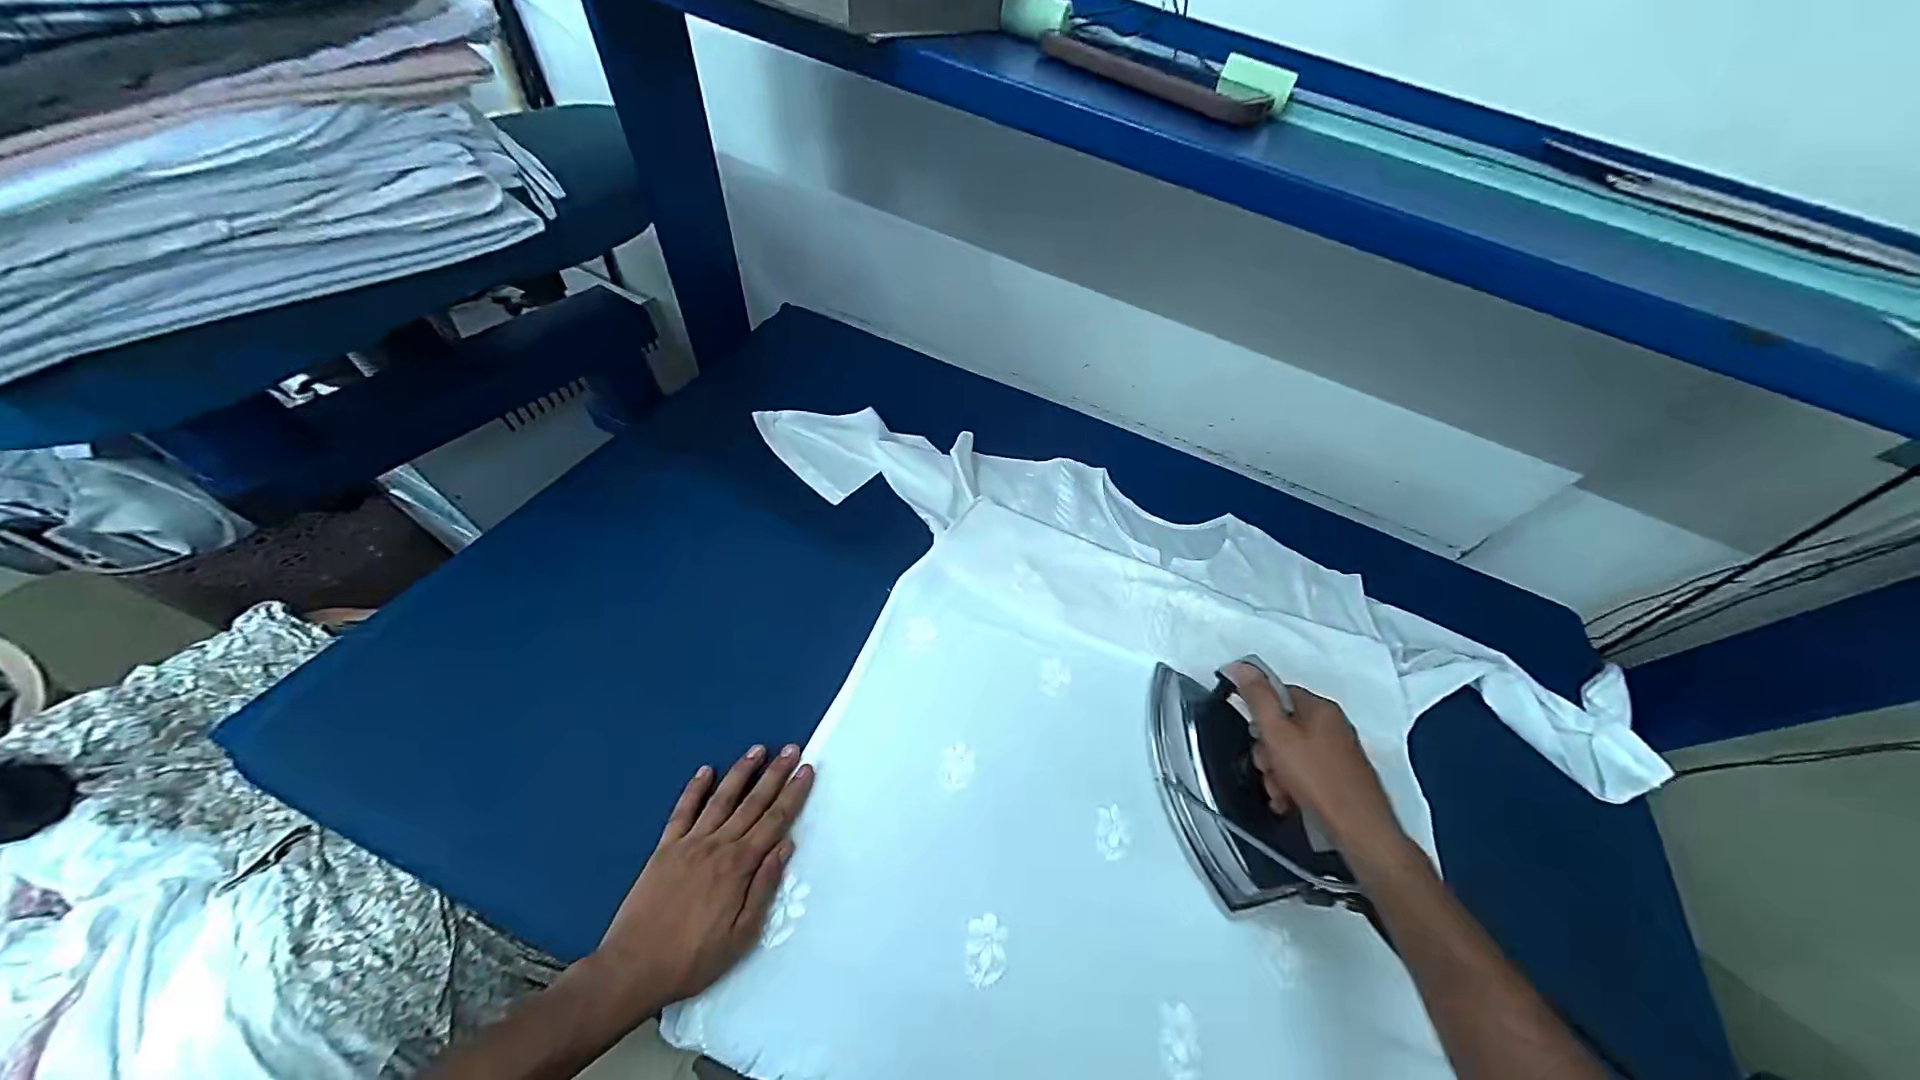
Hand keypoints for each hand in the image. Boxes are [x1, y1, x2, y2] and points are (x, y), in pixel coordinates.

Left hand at [585, 744, 815, 1017]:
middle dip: (775, 773)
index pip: (775, 820)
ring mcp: (688, 844)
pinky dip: (695, 789)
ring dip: (741, 772)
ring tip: (757, 750)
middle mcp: (716, 846)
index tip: (806, 769)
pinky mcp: (664, 849)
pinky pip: (682, 812)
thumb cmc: (693, 959)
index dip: (793, 793)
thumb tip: (785, 846)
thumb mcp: (741, 935)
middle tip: (791, 749)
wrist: (632, 969)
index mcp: (739, 866)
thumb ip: (764, 887)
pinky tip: (706, 771)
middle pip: (753, 802)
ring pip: (721, 799)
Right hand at [1223, 661, 1408, 865]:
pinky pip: (1305, 772)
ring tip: (1280, 790)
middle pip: (1283, 726)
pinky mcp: (1340, 777)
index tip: (1252, 733)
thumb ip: (1257, 697)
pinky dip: (1292, 785)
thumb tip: (1241, 666)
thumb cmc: (1317, 778)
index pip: (1277, 693)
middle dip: (1267, 750)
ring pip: (1291, 753)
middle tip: (1268, 767)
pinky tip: (1289, 801)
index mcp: (1320, 708)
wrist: (1359, 830)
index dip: (1258, 713)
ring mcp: (1338, 753)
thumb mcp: (1277, 733)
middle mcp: (1333, 726)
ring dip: (1277, 772)